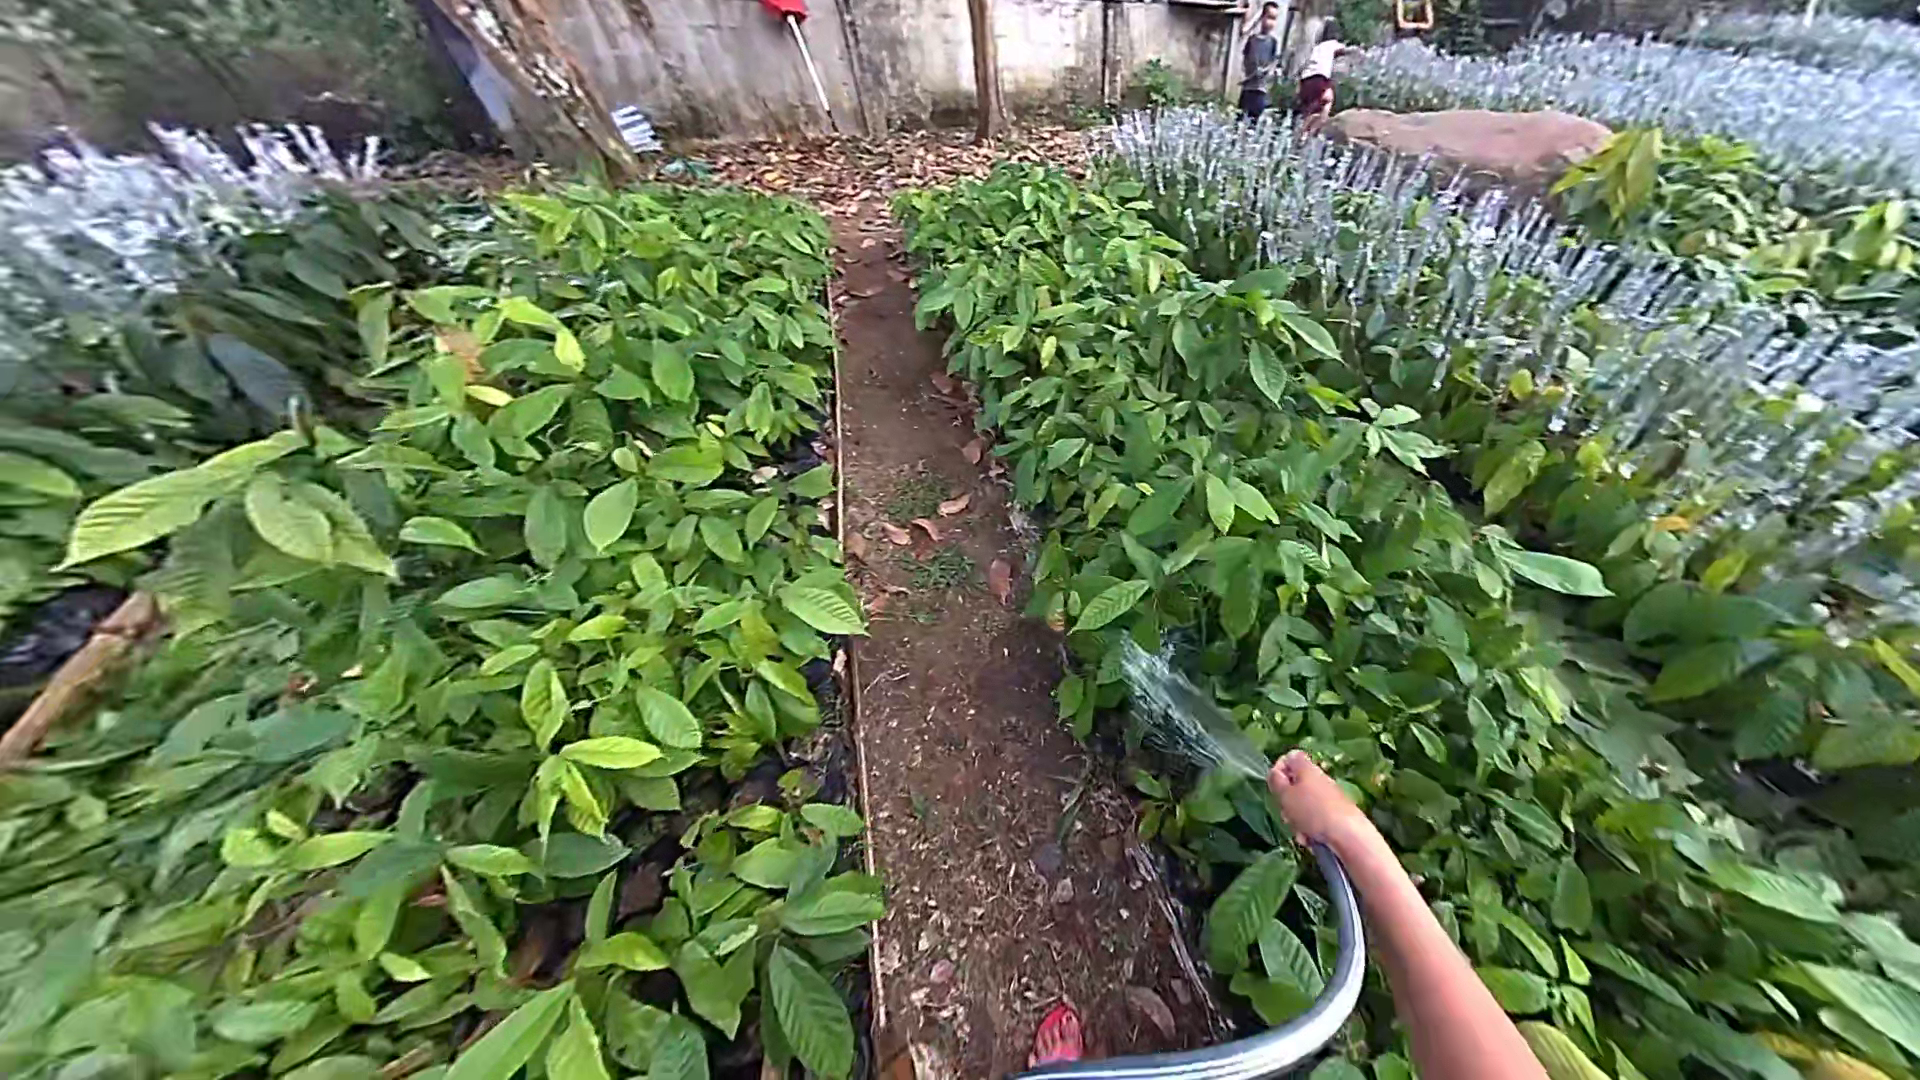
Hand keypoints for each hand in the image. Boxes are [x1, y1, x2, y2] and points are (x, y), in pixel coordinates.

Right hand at [1268, 750, 1373, 852]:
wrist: (1352, 839)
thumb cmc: (1313, 812)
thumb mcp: (1285, 795)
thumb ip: (1275, 781)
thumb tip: (1276, 773)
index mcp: (1307, 768)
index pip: (1289, 757)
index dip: (1279, 769)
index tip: (1275, 785)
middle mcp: (1320, 779)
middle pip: (1295, 785)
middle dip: (1287, 801)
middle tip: (1286, 814)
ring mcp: (1332, 798)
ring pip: (1305, 805)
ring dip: (1298, 819)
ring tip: (1301, 833)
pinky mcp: (1340, 816)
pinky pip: (1317, 819)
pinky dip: (1311, 829)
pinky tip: (1311, 840)